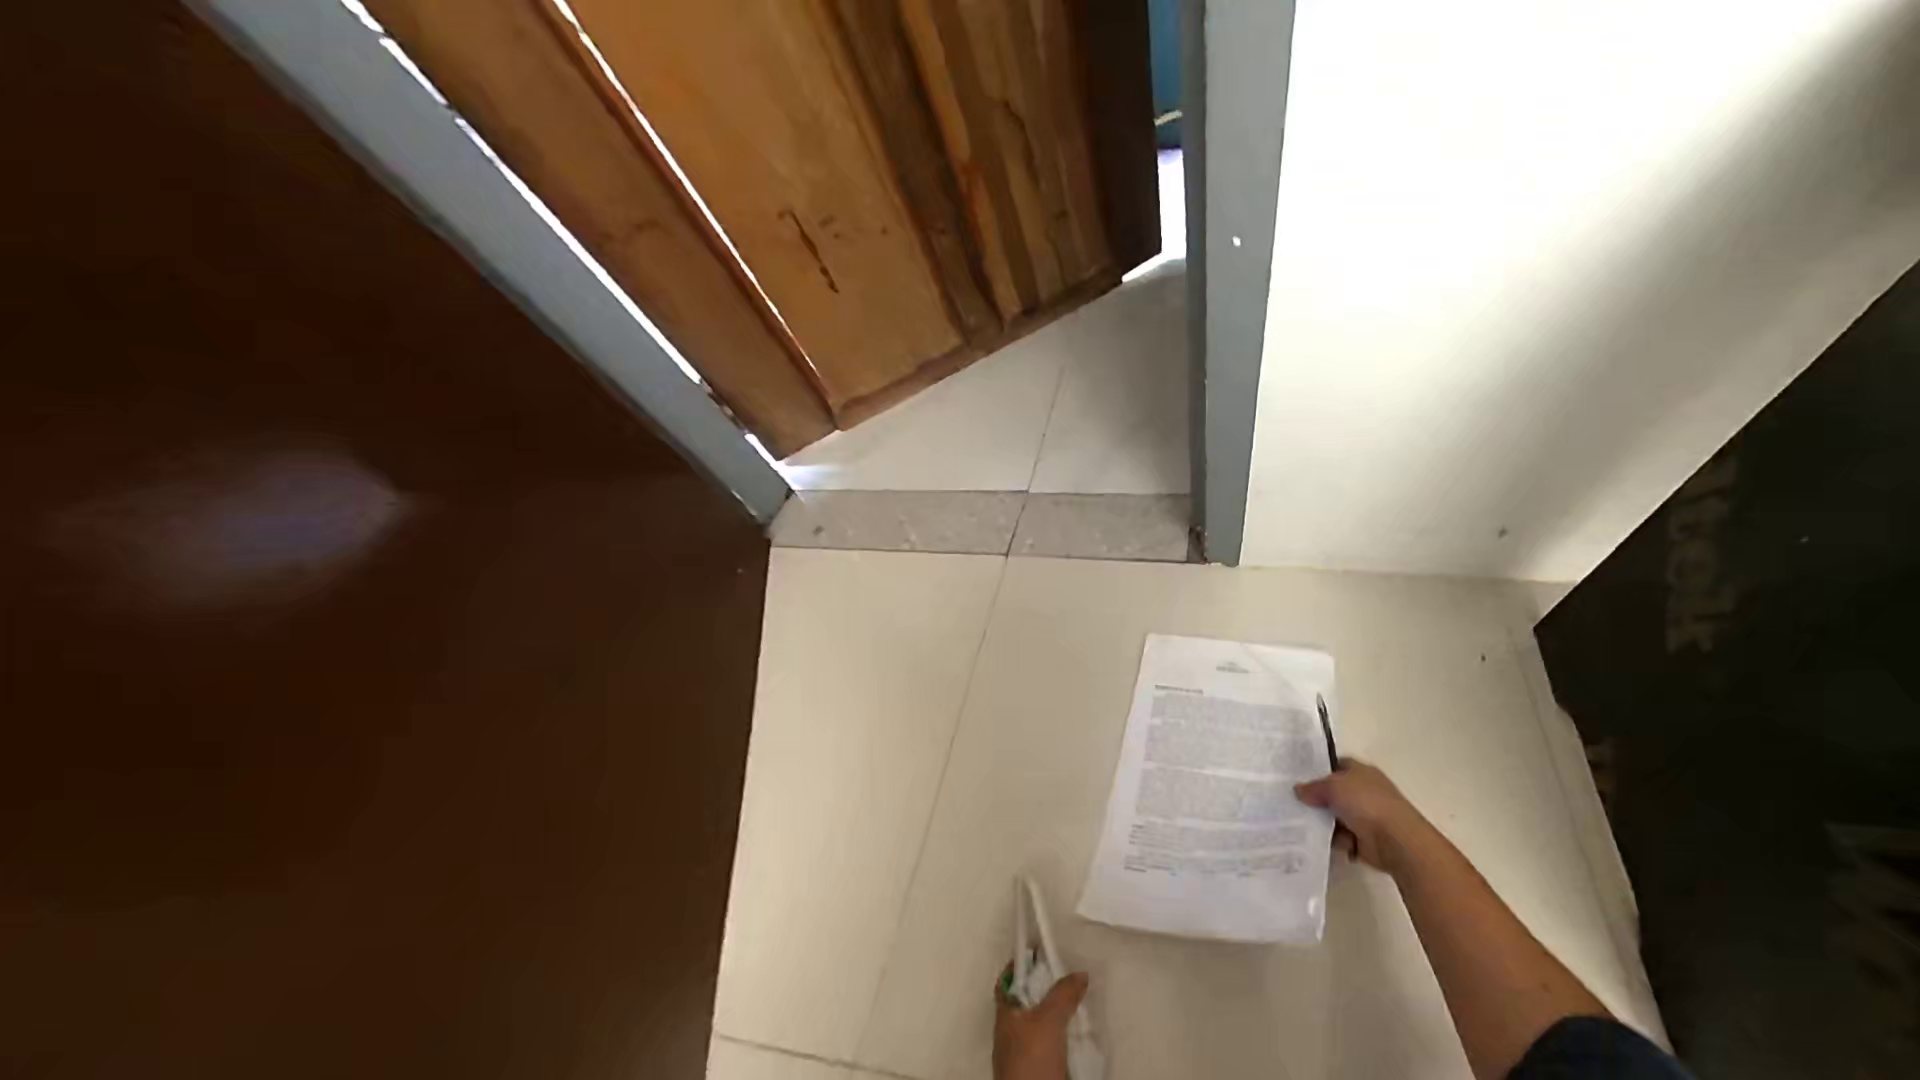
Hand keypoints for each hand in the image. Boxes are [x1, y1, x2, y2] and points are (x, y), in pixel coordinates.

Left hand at [993, 970, 1088, 1079]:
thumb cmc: (1032, 1059)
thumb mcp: (1049, 1021)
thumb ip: (1063, 994)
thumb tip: (1080, 972)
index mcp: (1004, 1011)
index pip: (1009, 978)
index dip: (1023, 963)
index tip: (1043, 951)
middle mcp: (1009, 1029)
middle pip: (1026, 999)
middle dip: (1045, 987)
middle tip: (1069, 974)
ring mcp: (1021, 1052)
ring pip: (1039, 1022)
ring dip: (1056, 1012)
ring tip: (1079, 1000)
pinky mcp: (1036, 1070)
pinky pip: (1049, 1044)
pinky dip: (1061, 1035)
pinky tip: (1077, 1032)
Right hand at [1294, 759, 1424, 871]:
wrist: (1397, 841)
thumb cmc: (1367, 803)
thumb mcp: (1333, 786)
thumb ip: (1313, 787)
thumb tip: (1298, 790)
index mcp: (1361, 772)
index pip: (1335, 764)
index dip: (1316, 768)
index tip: (1295, 775)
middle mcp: (1364, 791)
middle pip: (1332, 791)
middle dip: (1314, 797)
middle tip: (1290, 800)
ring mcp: (1365, 816)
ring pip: (1333, 815)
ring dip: (1319, 820)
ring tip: (1295, 821)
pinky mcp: (1364, 839)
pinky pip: (1338, 836)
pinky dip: (1329, 839)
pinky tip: (1311, 839)